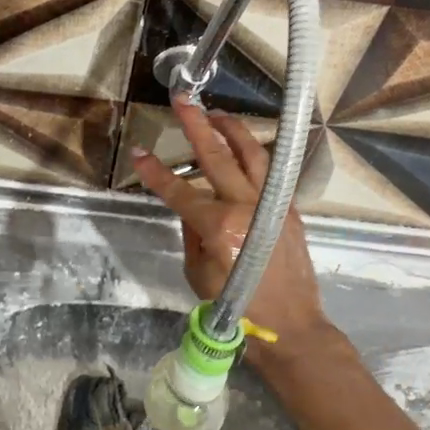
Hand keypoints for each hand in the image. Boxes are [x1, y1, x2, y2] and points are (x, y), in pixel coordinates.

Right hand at [131, 92, 334, 366]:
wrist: (292, 327)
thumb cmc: (238, 311)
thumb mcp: (198, 274)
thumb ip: (191, 233)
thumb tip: (189, 206)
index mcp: (219, 226)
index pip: (178, 191)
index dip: (155, 172)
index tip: (138, 152)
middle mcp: (246, 205)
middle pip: (217, 155)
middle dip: (196, 125)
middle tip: (182, 101)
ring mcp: (271, 203)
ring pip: (251, 153)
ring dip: (231, 129)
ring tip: (214, 114)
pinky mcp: (288, 208)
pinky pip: (269, 171)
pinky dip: (253, 153)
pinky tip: (242, 146)